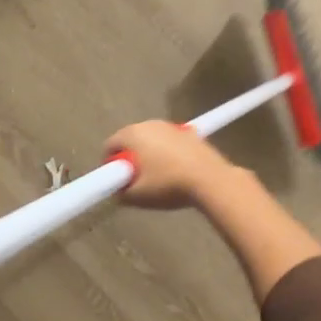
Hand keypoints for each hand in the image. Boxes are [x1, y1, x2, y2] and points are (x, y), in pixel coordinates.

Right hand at [105, 121, 240, 209]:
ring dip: (149, 153)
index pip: (109, 145)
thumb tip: (118, 189)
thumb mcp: (137, 196)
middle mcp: (149, 124)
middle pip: (131, 139)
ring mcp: (171, 126)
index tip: (117, 179)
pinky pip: (170, 142)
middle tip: (135, 179)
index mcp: (132, 134)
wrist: (210, 179)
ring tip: (158, 176)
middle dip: (130, 156)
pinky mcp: (189, 132)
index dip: (109, 163)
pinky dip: (168, 152)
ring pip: (151, 139)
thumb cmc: (167, 184)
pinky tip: (176, 170)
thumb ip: (120, 192)